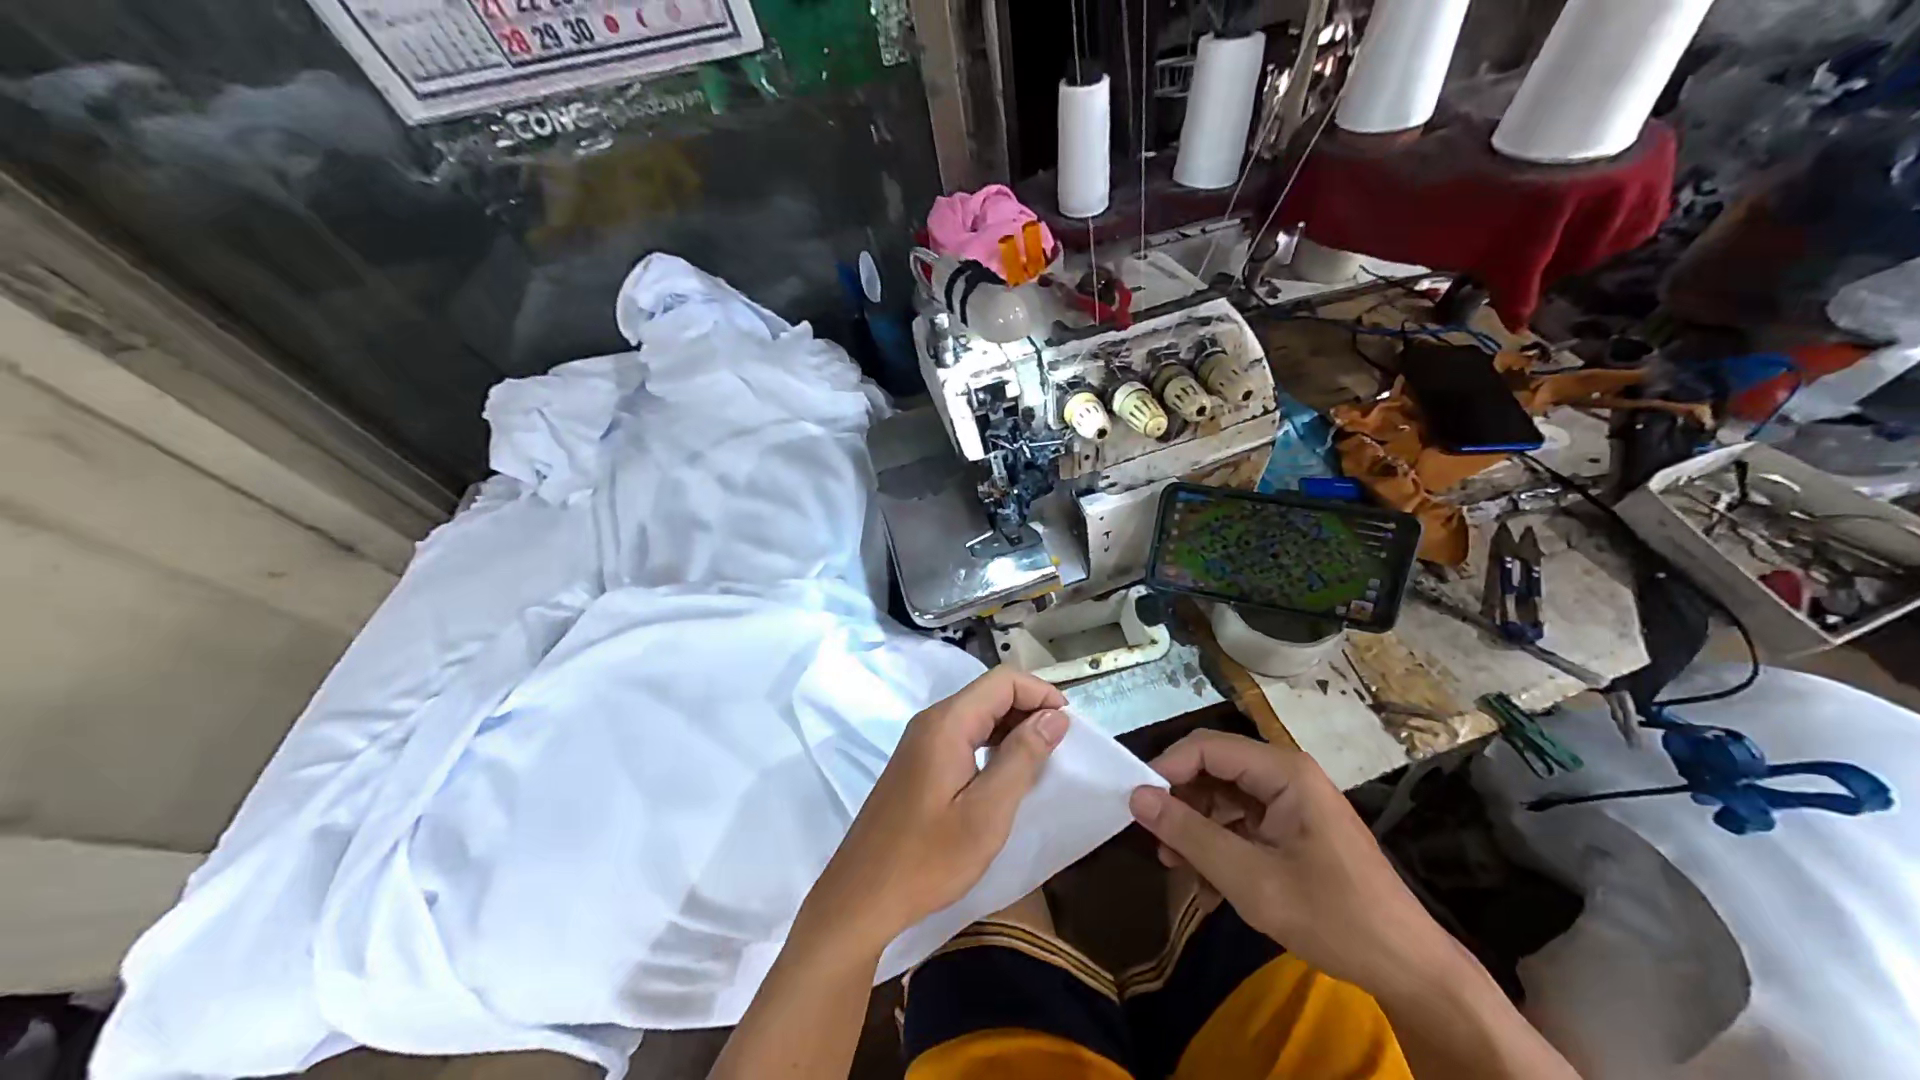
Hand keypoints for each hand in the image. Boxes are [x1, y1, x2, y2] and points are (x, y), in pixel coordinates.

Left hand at [802, 668, 1069, 950]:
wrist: (861, 897)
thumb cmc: (928, 859)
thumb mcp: (986, 813)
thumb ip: (1021, 758)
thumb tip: (1054, 717)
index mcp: (946, 724)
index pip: (1002, 681)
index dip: (1041, 693)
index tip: (1069, 725)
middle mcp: (931, 722)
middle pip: (989, 693)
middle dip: (1029, 708)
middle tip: (1061, 745)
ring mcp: (920, 742)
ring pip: (976, 714)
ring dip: (1012, 727)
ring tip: (1041, 759)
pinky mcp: (917, 764)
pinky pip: (962, 736)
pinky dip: (992, 744)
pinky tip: (1006, 773)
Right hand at [1129, 731, 1464, 999]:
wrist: (1407, 967)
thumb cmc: (1331, 916)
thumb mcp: (1250, 879)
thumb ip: (1190, 833)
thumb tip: (1136, 796)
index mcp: (1283, 772)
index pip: (1207, 748)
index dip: (1167, 768)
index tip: (1136, 803)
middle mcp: (1285, 775)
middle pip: (1213, 770)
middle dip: (1180, 803)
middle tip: (1155, 839)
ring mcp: (1289, 802)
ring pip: (1222, 798)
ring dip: (1196, 830)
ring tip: (1177, 867)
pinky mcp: (1290, 828)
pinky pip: (1240, 823)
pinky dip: (1218, 847)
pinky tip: (1207, 885)